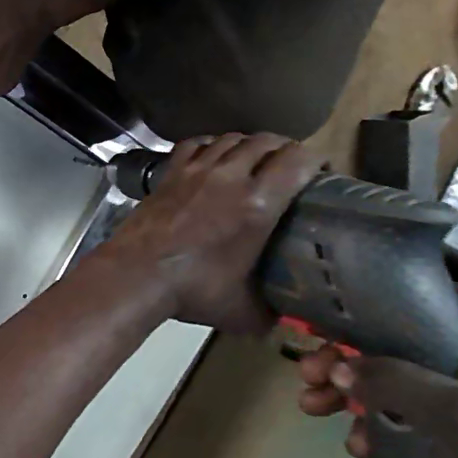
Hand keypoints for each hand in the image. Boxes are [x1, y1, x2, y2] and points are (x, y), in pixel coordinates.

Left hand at [95, 134, 323, 332]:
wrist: (137, 276)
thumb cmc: (193, 291)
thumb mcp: (243, 311)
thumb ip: (270, 312)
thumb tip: (282, 319)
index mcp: (258, 204)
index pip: (298, 160)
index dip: (316, 160)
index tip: (321, 174)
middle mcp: (230, 176)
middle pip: (267, 141)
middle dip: (285, 148)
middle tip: (290, 167)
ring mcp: (197, 170)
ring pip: (232, 138)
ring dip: (249, 144)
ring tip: (254, 159)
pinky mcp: (171, 172)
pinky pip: (197, 143)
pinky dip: (212, 144)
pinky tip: (213, 155)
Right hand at [297, 289, 457, 457]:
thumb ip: (400, 384)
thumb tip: (338, 366)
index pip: (436, 296)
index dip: (381, 299)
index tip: (332, 312)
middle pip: (407, 346)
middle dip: (353, 359)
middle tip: (306, 373)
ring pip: (406, 387)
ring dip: (360, 396)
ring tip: (314, 410)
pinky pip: (418, 424)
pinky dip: (385, 429)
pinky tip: (358, 448)